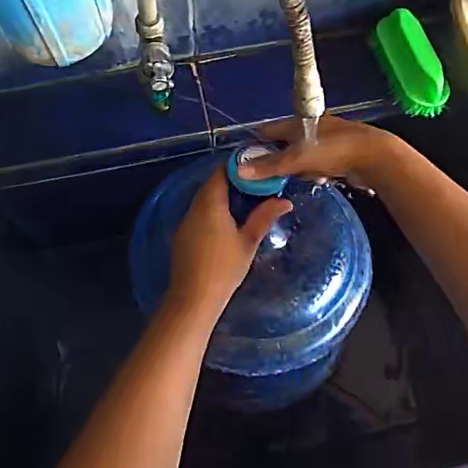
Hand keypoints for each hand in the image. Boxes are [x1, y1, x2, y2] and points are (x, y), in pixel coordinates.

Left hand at [167, 166, 291, 313]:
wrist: (193, 299)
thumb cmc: (224, 269)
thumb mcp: (248, 241)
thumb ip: (264, 217)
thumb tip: (285, 201)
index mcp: (209, 204)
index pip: (220, 173)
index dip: (237, 167)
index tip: (256, 169)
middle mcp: (193, 208)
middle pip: (211, 184)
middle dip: (232, 182)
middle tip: (256, 186)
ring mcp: (185, 222)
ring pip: (203, 199)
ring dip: (222, 196)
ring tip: (246, 202)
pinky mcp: (182, 235)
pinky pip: (198, 213)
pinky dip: (212, 210)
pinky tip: (227, 221)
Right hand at [240, 115, 403, 186]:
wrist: (374, 156)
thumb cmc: (333, 151)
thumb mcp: (297, 159)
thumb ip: (269, 166)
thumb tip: (239, 170)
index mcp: (297, 123)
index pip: (268, 130)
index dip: (254, 143)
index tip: (242, 159)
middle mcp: (310, 128)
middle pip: (284, 143)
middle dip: (274, 158)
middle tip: (260, 176)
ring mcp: (326, 140)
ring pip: (301, 154)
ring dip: (294, 167)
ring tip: (283, 181)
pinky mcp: (339, 153)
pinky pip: (317, 163)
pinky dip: (312, 172)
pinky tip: (312, 181)